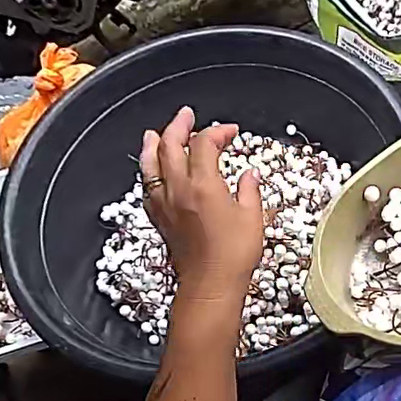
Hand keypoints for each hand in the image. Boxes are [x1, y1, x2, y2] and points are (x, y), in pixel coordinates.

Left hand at [140, 106, 263, 305]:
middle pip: (171, 145)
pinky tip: (153, 174)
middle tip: (187, 116)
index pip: (204, 143)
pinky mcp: (160, 220)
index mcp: (204, 185)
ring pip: (150, 165)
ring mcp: (165, 204)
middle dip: (179, 125)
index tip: (230, 133)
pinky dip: (150, 174)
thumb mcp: (253, 218)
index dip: (218, 132)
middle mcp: (179, 190)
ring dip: (153, 145)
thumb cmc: (234, 255)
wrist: (211, 284)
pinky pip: (148, 189)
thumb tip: (249, 175)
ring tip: (155, 134)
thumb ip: (249, 191)